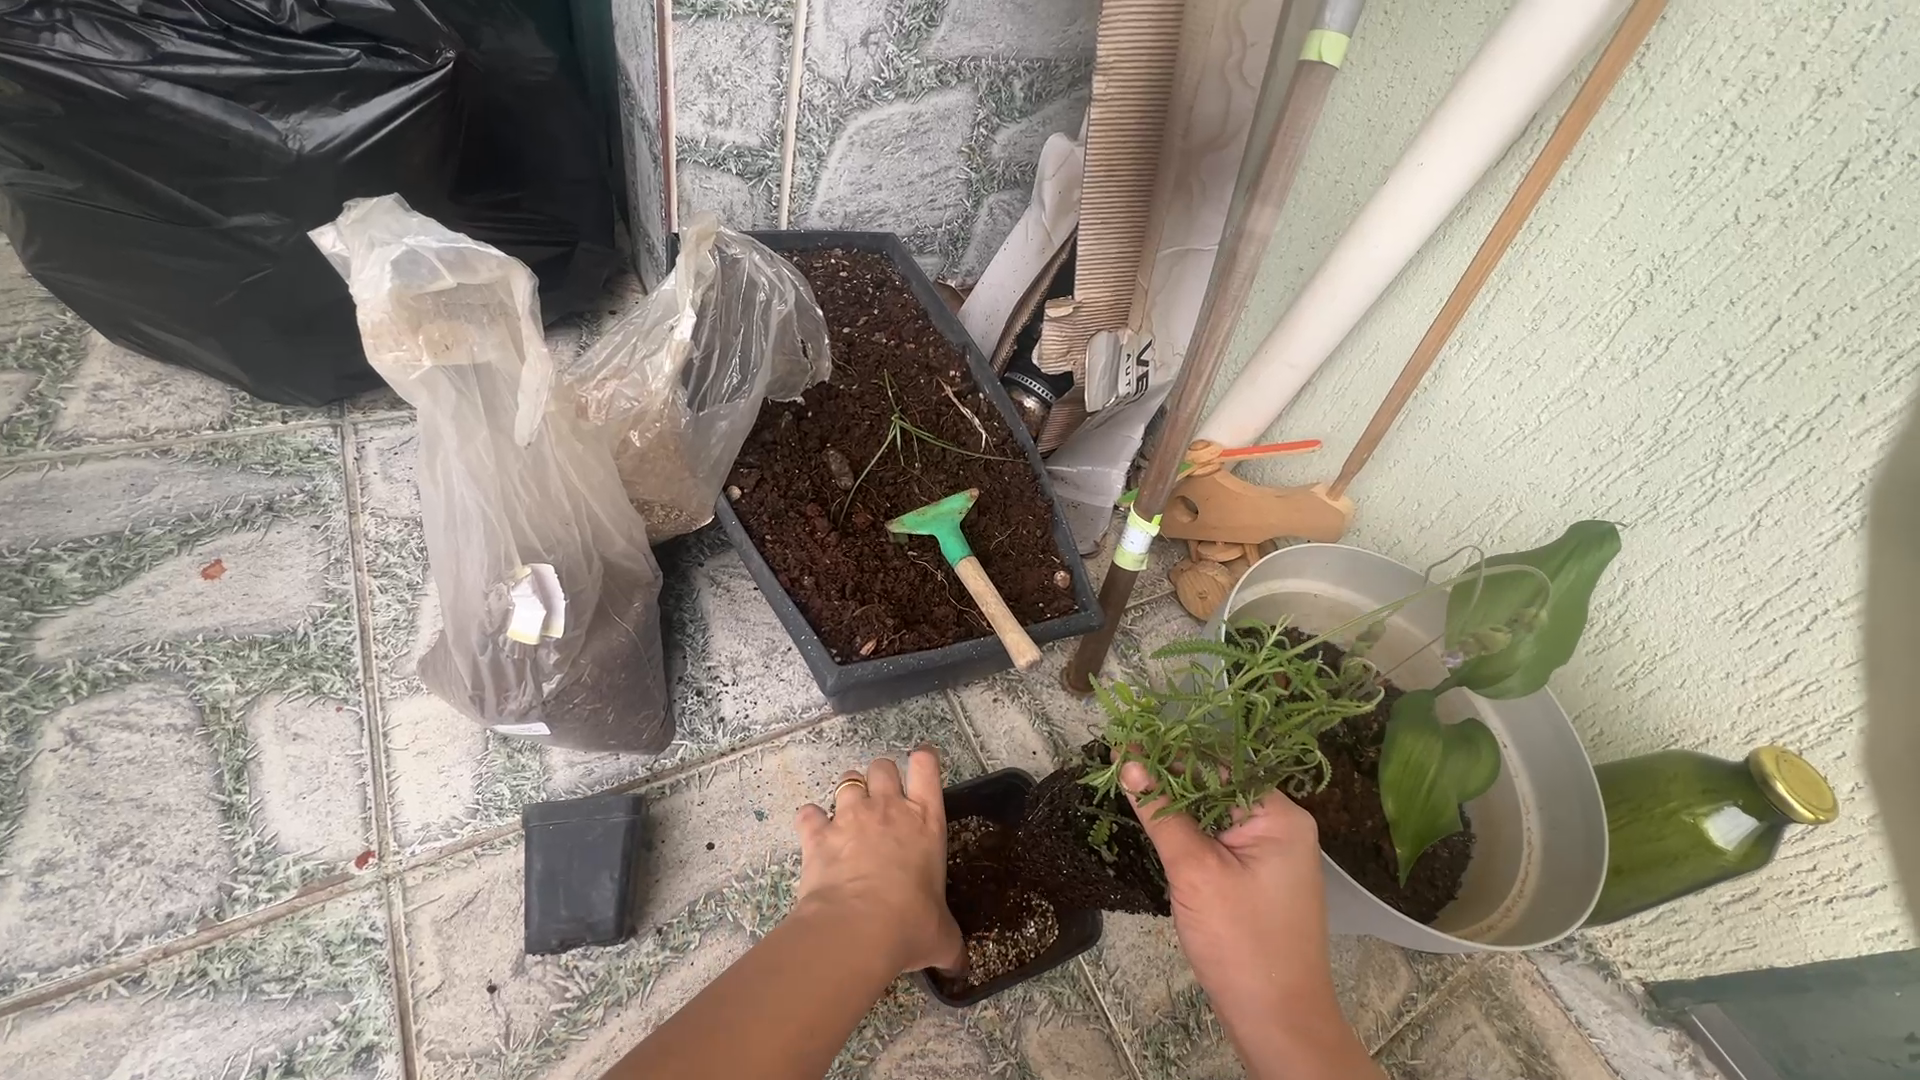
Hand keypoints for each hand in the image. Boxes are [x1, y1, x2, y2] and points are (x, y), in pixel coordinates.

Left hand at [794, 745, 964, 974]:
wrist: (858, 929)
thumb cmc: (910, 925)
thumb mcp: (942, 936)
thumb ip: (951, 944)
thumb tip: (960, 966)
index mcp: (926, 822)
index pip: (927, 767)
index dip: (923, 758)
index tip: (921, 760)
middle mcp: (890, 809)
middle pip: (883, 766)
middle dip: (881, 776)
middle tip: (881, 799)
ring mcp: (851, 817)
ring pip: (847, 780)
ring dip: (848, 792)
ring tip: (848, 814)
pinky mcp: (818, 834)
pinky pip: (809, 813)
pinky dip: (810, 819)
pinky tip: (813, 831)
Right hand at [1120, 760, 1337, 1018]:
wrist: (1278, 1023)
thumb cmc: (1240, 942)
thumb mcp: (1194, 870)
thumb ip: (1161, 812)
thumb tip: (1128, 760)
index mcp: (1278, 814)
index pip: (1216, 765)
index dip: (1169, 752)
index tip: (1124, 739)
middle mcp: (1280, 825)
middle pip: (1215, 785)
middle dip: (1168, 776)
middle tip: (1117, 763)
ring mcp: (1270, 853)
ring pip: (1213, 812)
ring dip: (1174, 803)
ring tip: (1126, 783)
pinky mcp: (1255, 876)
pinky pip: (1217, 838)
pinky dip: (1187, 830)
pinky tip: (1154, 822)